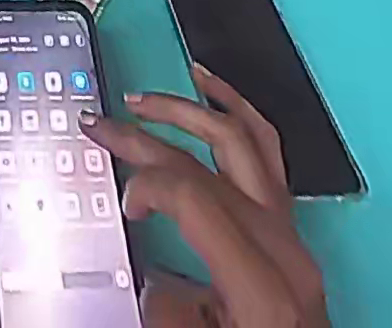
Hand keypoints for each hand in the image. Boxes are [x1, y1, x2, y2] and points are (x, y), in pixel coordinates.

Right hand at [81, 64, 327, 327]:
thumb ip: (168, 310)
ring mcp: (291, 229)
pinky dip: (234, 106)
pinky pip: (265, 146)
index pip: (192, 196)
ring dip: (185, 108)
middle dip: (143, 137)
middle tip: (99, 123)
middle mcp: (282, 246)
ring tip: (145, 98)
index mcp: (263, 282)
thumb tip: (147, 273)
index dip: (147, 186)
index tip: (127, 205)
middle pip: (204, 162)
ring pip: (240, 137)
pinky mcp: (290, 222)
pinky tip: (208, 86)